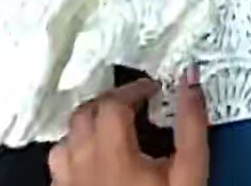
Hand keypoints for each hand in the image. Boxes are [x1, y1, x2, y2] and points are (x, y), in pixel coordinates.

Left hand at [49, 75, 208, 185]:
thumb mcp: (190, 170)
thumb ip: (192, 121)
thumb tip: (190, 79)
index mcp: (114, 158)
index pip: (112, 104)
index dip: (135, 88)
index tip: (155, 89)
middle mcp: (83, 171)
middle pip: (83, 116)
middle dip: (111, 99)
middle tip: (137, 100)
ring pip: (64, 142)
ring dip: (88, 125)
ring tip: (115, 126)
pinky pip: (58, 168)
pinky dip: (76, 151)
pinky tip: (98, 157)